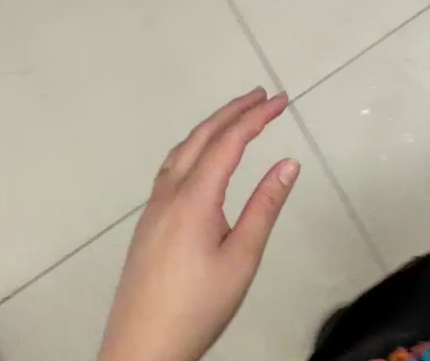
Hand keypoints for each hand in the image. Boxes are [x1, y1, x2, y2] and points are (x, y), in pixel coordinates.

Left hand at [98, 89, 299, 360]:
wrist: (140, 354)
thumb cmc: (198, 306)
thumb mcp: (242, 258)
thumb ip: (265, 206)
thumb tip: (289, 162)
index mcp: (194, 198)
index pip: (229, 142)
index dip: (257, 116)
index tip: (282, 99)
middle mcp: (169, 194)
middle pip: (201, 137)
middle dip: (233, 111)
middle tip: (263, 94)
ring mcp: (153, 210)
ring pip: (181, 151)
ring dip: (211, 127)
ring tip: (237, 116)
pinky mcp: (147, 226)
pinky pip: (171, 167)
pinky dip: (195, 147)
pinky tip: (203, 158)